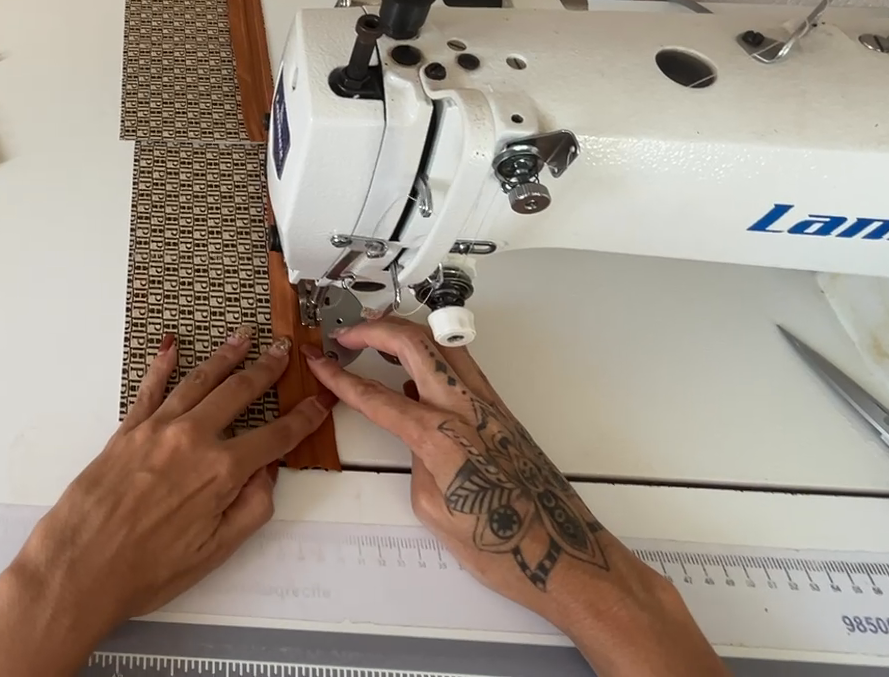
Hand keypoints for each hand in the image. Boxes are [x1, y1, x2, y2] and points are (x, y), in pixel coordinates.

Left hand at [0, 329, 332, 676]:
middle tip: (282, 350)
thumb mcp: (214, 552)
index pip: (274, 437)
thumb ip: (249, 510)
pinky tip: (172, 347)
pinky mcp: (129, 427)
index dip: (301, 419)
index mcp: (221, 472)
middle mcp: (193, 439)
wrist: (80, 565)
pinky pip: (151, 387)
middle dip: (265, 369)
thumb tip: (268, 476)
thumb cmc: (144, 569)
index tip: (316, 402)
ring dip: (224, 356)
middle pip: (238, 393)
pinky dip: (163, 363)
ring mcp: (159, 427)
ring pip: (199, 380)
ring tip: (242, 338)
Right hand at [304, 316, 725, 676]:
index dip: (339, 376)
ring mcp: (487, 405)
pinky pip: (459, 366)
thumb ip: (416, 462)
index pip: (374, 394)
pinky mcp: (501, 413)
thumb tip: (415, 443)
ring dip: (404, 330)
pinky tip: (415, 370)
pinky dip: (430, 355)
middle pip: (412, 342)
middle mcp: (465, 408)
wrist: (568, 559)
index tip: (320, 361)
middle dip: (372, 329)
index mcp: (439, 434)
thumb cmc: (506, 547)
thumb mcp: (433, 509)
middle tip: (347, 333)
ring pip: (441, 343)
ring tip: (378, 332)